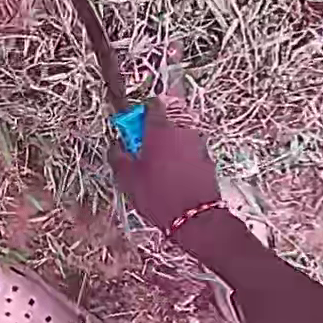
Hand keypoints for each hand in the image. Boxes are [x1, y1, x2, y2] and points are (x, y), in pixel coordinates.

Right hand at [109, 96, 221, 230]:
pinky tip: (170, 174)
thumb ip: (118, 156)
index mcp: (160, 130)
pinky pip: (188, 149)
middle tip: (139, 148)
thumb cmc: (159, 195)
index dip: (139, 113)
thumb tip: (115, 147)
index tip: (130, 127)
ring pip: (178, 134)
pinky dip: (179, 155)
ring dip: (166, 143)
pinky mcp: (206, 159)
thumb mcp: (127, 177)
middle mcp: (182, 131)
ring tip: (154, 164)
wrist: (194, 217)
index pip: (152, 104)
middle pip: (166, 119)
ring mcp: (197, 144)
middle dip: (152, 130)